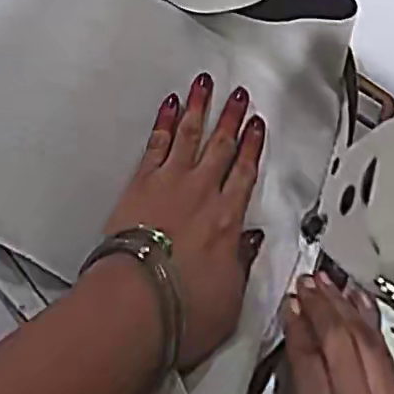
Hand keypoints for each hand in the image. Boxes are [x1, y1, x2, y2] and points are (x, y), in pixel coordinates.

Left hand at [102, 72, 265, 369]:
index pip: (245, 172)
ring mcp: (171, 182)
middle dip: (232, 117)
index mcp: (227, 219)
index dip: (252, 146)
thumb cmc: (181, 309)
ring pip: (190, 133)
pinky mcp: (142, 182)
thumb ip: (241, 263)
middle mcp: (202, 192)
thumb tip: (250, 244)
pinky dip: (164, 121)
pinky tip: (169, 105)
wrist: (137, 302)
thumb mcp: (230, 298)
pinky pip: (157, 142)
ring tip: (205, 85)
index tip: (256, 126)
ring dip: (200, 107)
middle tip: (238, 96)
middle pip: (221, 145)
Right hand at [283, 273, 393, 393]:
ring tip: (329, 282)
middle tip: (305, 282)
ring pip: (368, 341)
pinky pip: (388, 355)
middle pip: (340, 341)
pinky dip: (373, 324)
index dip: (296, 326)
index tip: (288, 303)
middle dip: (320, 306)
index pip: (309, 359)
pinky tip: (363, 302)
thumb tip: (292, 340)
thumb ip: (296, 385)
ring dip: (346, 306)